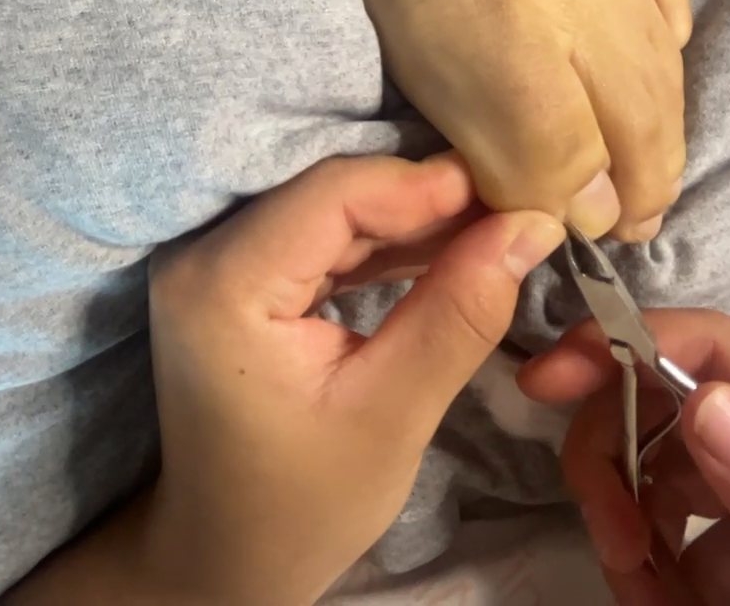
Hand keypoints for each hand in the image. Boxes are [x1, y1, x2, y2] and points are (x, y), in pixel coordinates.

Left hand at [7, 155, 561, 604]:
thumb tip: (527, 227)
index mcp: (221, 287)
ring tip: (490, 224)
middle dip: (423, 199)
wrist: (226, 548)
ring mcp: (212, 259)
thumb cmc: (302, 504)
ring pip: (326, 209)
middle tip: (511, 206)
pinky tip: (439, 244)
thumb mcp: (391, 416)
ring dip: (407, 217)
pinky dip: (377, 241)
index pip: (330, 195)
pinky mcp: (233, 272)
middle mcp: (202, 254)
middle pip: (327, 195)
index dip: (422, 183)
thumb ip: (458, 314)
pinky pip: (315, 234)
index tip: (509, 190)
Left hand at [357, 0, 691, 240]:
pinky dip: (656, 50)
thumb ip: (538, 154)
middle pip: (654, 131)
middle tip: (628, 221)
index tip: (596, 247)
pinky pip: (654, 4)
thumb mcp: (477, 78)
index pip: (621, 178)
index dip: (605, 219)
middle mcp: (638, 34)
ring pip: (659, 72)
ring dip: (651, 126)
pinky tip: (649, 46)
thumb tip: (584, 212)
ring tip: (638, 158)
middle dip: (640, 185)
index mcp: (604, 85)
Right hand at [520, 310, 729, 605]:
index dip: (619, 342)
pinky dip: (671, 567)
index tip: (539, 387)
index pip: (724, 348)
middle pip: (685, 406)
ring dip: (638, 525)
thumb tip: (706, 401)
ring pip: (684, 472)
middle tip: (610, 548)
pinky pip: (710, 534)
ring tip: (644, 599)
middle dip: (619, 459)